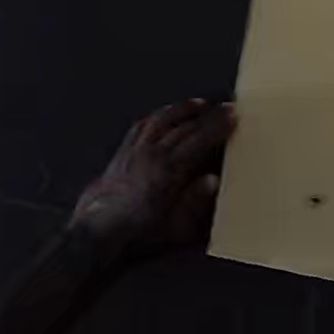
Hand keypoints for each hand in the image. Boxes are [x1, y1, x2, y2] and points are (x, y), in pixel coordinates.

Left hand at [71, 98, 234, 258]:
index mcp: (169, 170)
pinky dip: (157, 115)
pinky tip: (165, 113)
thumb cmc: (139, 230)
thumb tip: (213, 180)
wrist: (101, 226)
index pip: (199, 140)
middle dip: (208, 114)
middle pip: (185, 126)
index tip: (232, 116)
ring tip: (200, 103)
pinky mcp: (124, 149)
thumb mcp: (176, 225)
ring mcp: (136, 148)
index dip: (217, 126)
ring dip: (183, 108)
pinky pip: (142, 124)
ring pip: (162, 119)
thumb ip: (195, 202)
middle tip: (225, 107)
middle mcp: (152, 153)